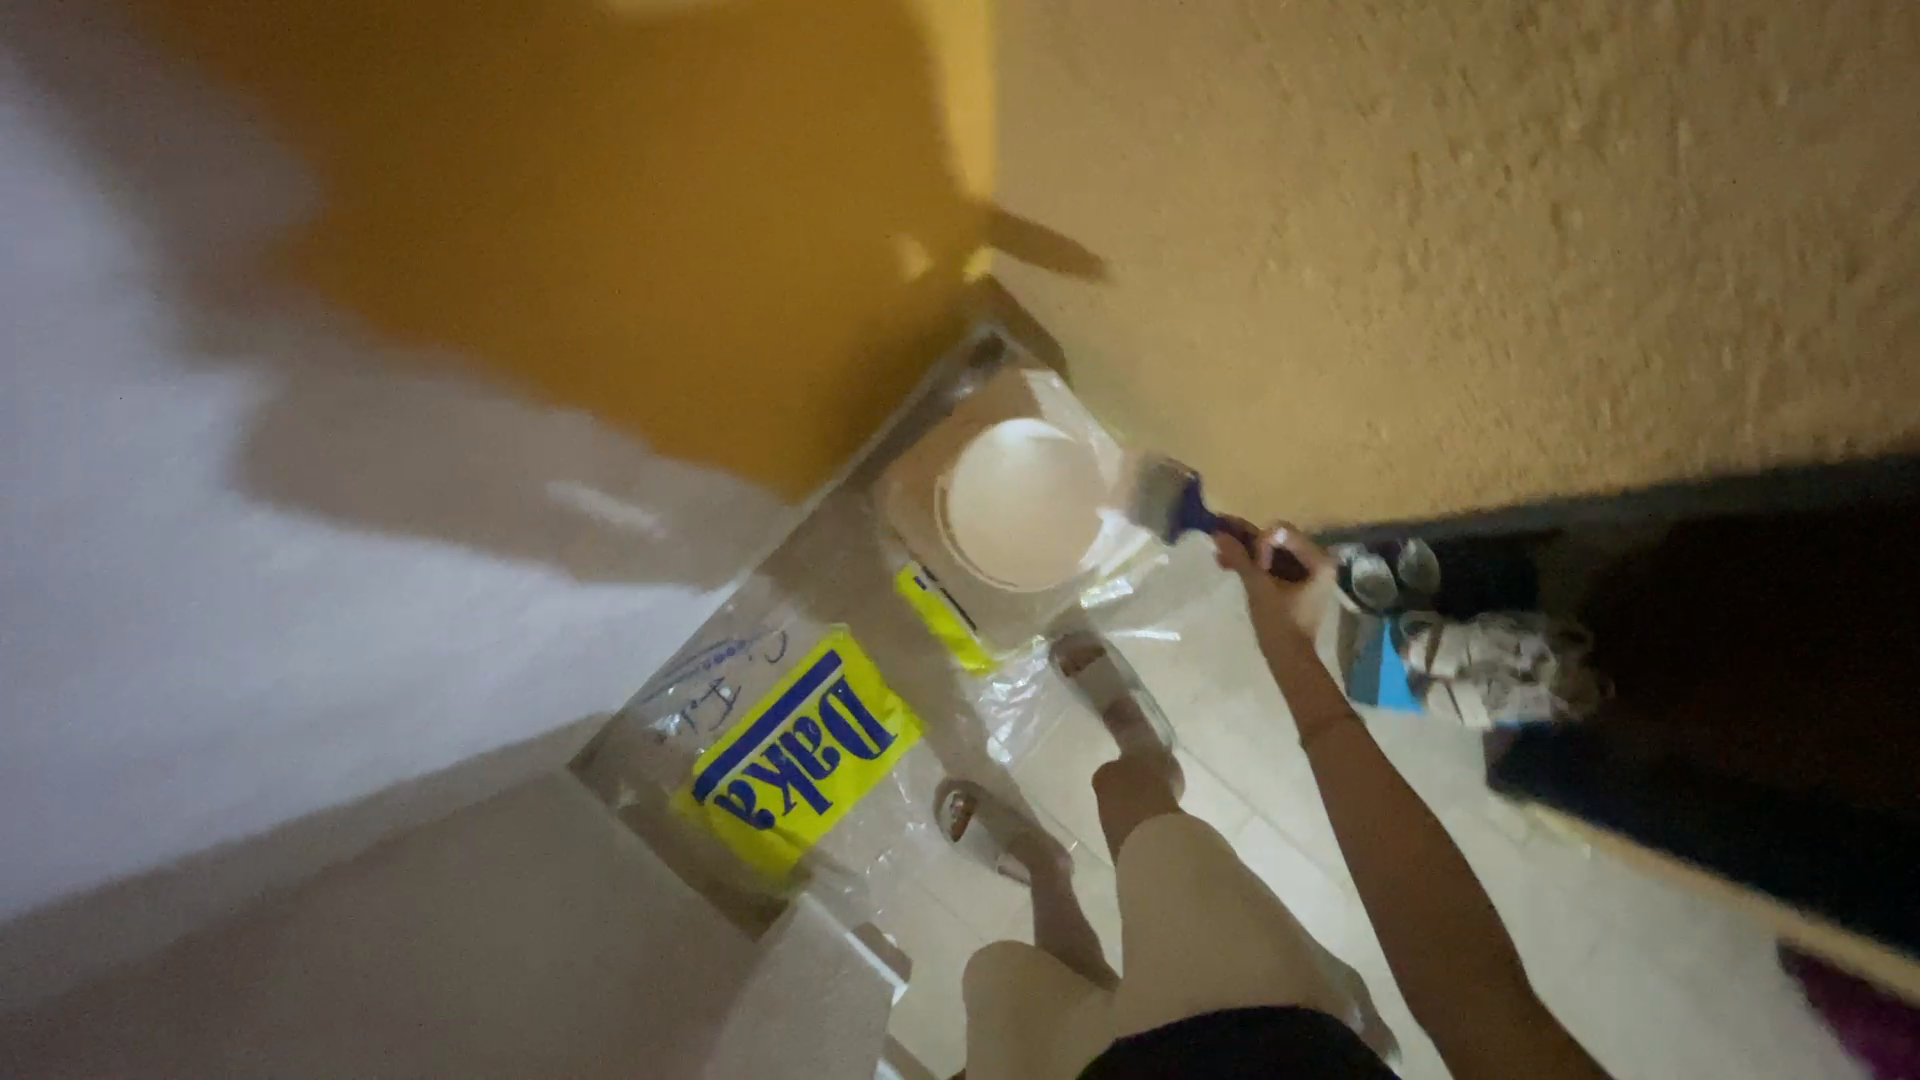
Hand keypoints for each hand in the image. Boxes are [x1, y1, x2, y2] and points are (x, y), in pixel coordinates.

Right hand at [1211, 517, 1335, 640]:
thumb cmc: (1280, 623)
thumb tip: (1218, 534)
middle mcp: (1316, 560)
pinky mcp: (1294, 582)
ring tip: (1219, 556)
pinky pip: (1271, 564)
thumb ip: (1239, 558)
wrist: (1289, 658)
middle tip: (1219, 540)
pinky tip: (1228, 564)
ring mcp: (1306, 571)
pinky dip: (1252, 564)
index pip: (1282, 532)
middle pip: (1276, 539)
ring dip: (1245, 552)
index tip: (1254, 567)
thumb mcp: (1258, 588)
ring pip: (1271, 551)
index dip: (1260, 543)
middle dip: (1246, 541)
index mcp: (1318, 560)